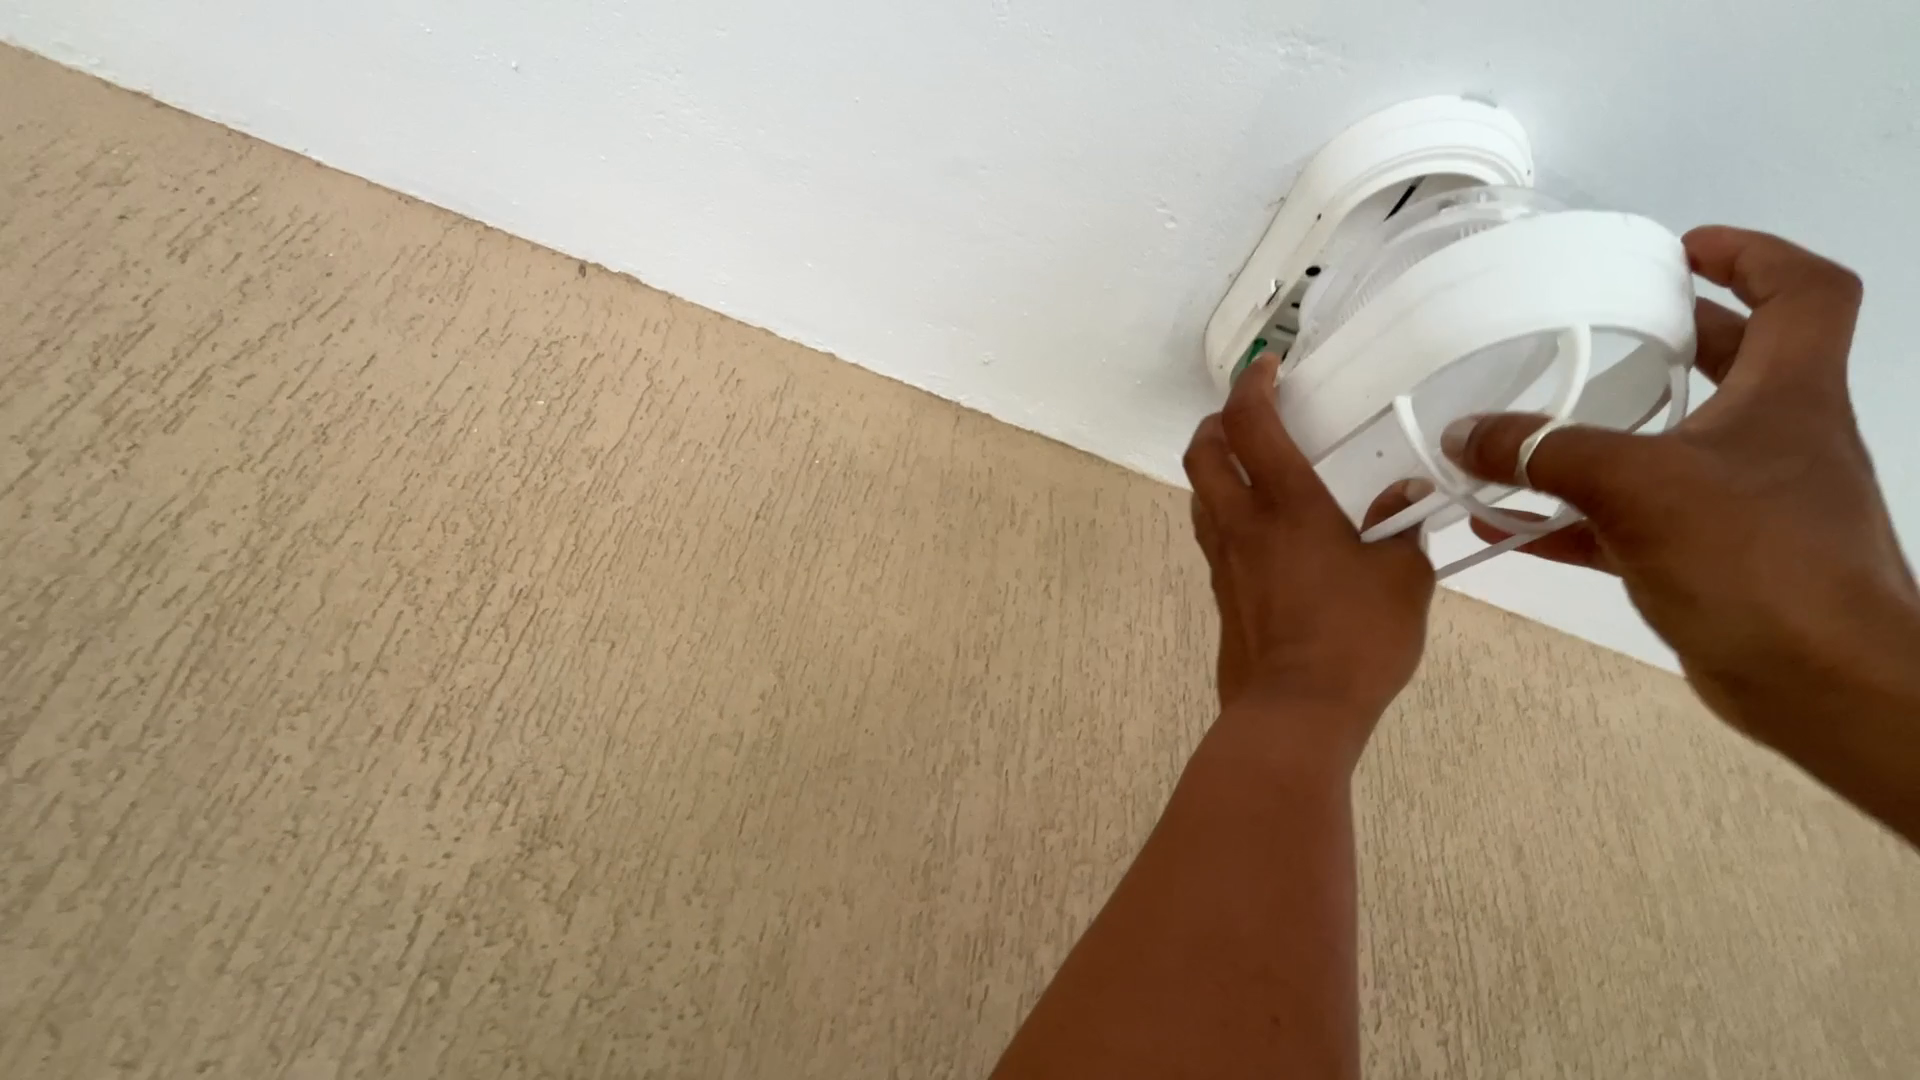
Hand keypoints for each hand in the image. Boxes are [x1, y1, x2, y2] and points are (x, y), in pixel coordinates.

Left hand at [1185, 352, 1436, 764]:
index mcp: (1285, 506)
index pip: (1251, 424)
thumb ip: (1399, 527)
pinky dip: (1228, 513)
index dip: (1251, 385)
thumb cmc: (1354, 639)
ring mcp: (1222, 560)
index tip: (1265, 366)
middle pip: (1203, 453)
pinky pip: (1214, 536)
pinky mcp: (1220, 593)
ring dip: (1217, 469)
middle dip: (1217, 423)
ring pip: (1201, 495)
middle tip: (1246, 416)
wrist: (1293, 709)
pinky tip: (1265, 531)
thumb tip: (1402, 495)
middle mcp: (1241, 524)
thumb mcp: (1402, 578)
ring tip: (1254, 469)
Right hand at [1439, 226, 1919, 837]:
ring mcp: (1739, 500)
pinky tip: (1502, 523)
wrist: (1820, 682)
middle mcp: (1771, 439)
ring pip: (1667, 444)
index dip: (1752, 257)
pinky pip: (1623, 517)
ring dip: (1601, 432)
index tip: (1682, 250)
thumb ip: (1543, 451)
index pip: (1803, 294)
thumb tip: (1462, 433)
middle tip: (1593, 327)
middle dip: (1667, 337)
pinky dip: (1566, 515)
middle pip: (1732, 363)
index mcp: (1784, 398)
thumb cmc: (1755, 560)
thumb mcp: (1637, 485)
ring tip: (1523, 426)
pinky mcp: (1703, 554)